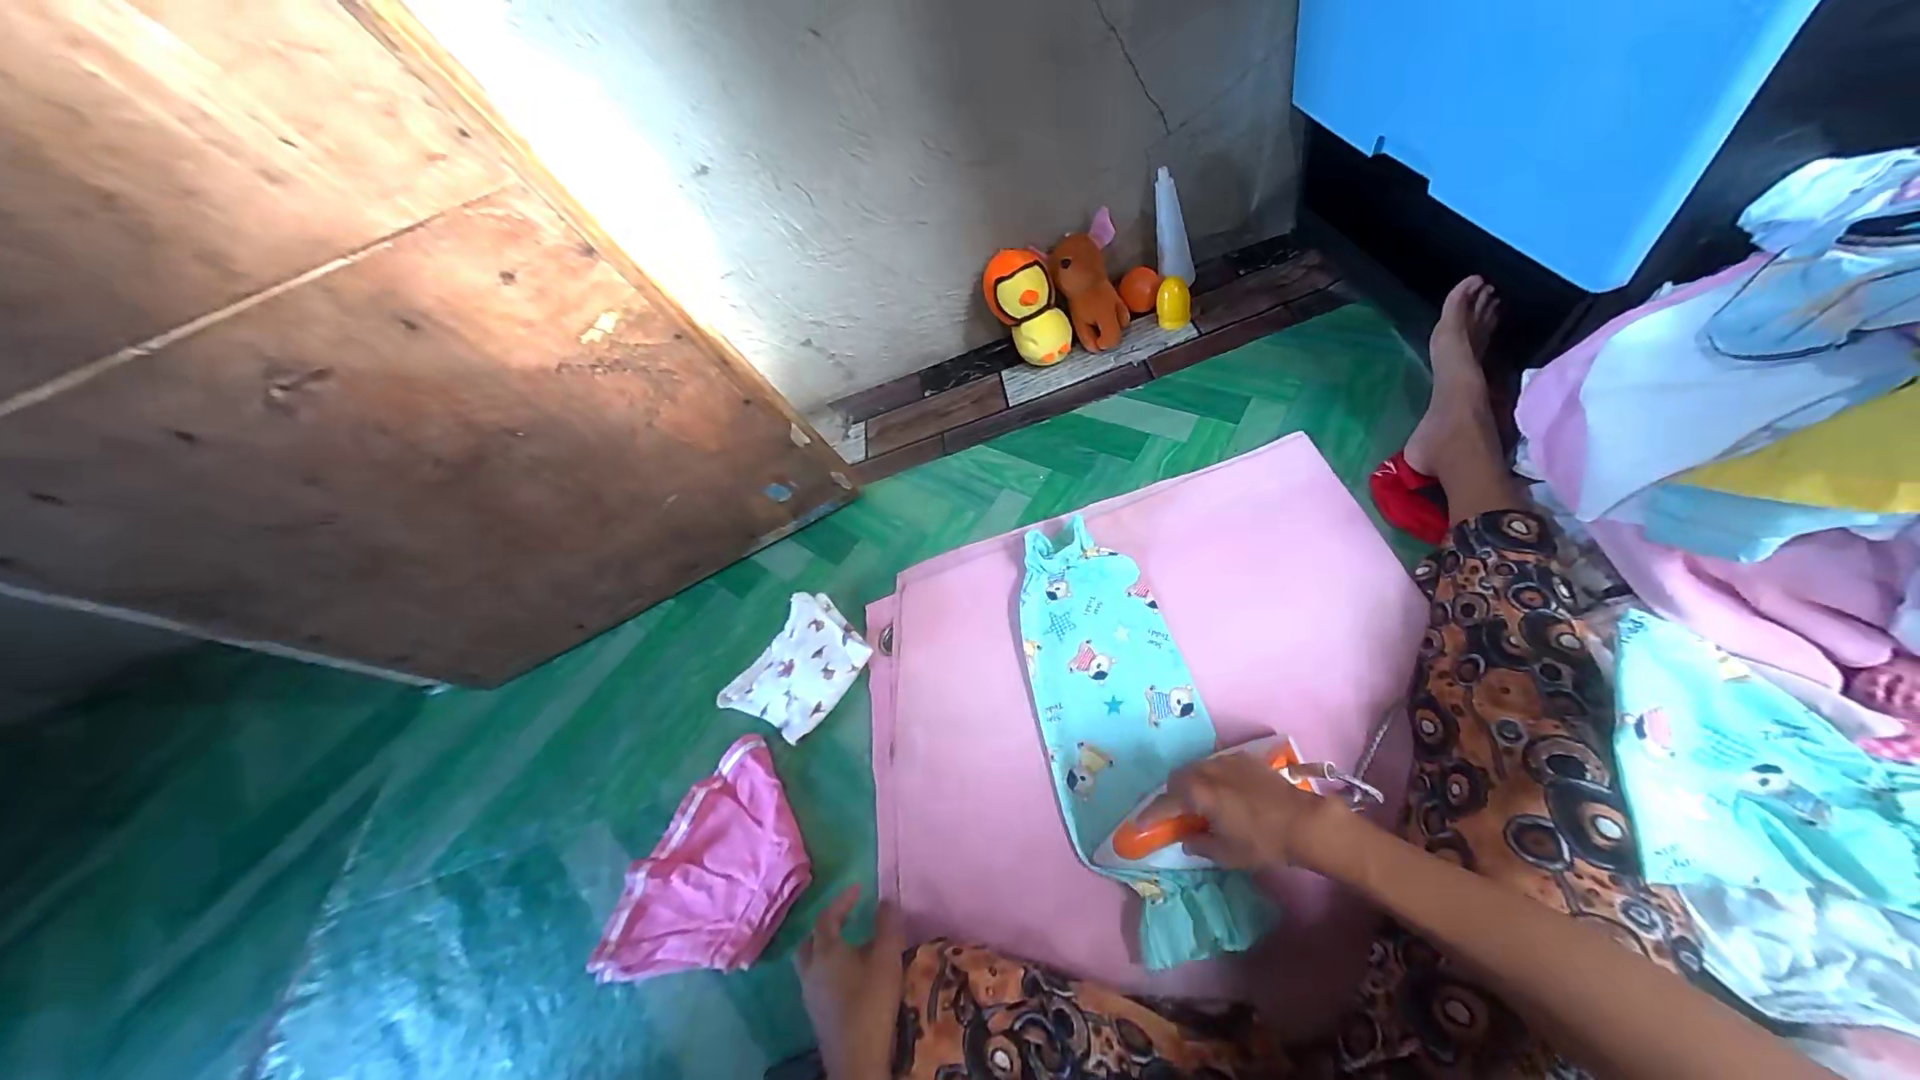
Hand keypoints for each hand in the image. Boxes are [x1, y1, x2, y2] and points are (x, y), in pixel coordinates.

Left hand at [795, 885, 904, 1079]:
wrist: (857, 1062)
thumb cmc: (871, 1003)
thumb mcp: (887, 959)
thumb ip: (888, 926)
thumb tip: (885, 900)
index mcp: (825, 951)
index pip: (827, 916)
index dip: (842, 900)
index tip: (858, 889)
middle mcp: (810, 969)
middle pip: (811, 940)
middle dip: (827, 925)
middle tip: (847, 917)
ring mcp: (809, 995)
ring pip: (812, 962)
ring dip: (828, 949)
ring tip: (852, 946)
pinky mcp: (815, 1015)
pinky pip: (817, 980)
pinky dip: (829, 969)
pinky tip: (850, 977)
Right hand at [1164, 747, 1356, 869]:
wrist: (1304, 822)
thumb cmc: (1262, 841)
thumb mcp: (1227, 854)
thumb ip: (1200, 845)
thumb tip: (1188, 840)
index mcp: (1197, 793)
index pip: (1165, 803)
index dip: (1151, 815)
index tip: (1141, 824)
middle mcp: (1206, 770)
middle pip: (1177, 778)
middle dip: (1172, 794)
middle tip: (1176, 813)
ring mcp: (1226, 761)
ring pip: (1196, 768)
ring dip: (1191, 782)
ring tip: (1200, 800)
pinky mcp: (1244, 759)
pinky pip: (1217, 765)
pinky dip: (1212, 776)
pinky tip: (1224, 790)